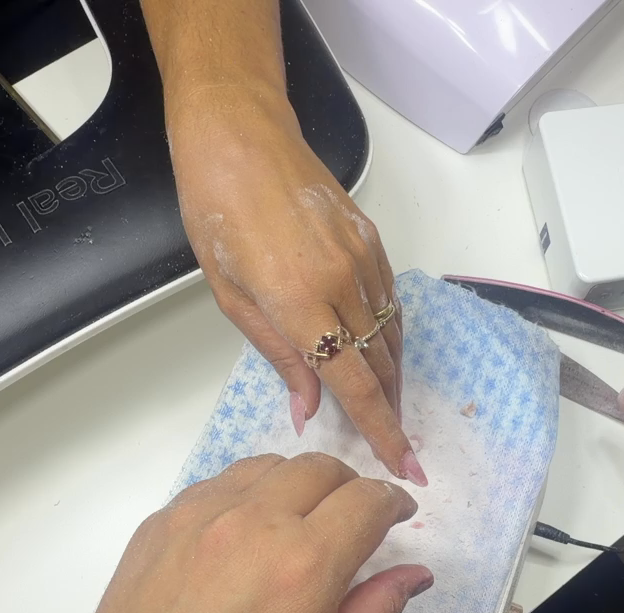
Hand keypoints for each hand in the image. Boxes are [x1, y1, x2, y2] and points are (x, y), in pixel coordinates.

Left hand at [60, 454, 431, 612]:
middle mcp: (252, 524)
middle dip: (350, 486)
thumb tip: (417, 573)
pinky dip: (247, 496)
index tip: (399, 516)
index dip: (394, 502)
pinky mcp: (158, 525)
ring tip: (299, 522)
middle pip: (319, 468)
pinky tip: (244, 537)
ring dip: (297, 483)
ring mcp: (197, 518)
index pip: (366, 500)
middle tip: (354, 519)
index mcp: (306, 564)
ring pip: (266, 467)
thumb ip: (380, 610)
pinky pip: (216, 485)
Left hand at [167, 87, 422, 485]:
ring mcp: (364, 261)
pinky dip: (392, 341)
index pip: (354, 384)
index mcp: (300, 302)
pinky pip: (392, 307)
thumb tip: (308, 410)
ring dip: (394, 381)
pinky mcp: (374, 243)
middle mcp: (342, 284)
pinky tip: (385, 357)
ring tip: (390, 411)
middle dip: (392, 414)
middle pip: (382, 367)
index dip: (382, 431)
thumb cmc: (217, 214)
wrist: (241, 135)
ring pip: (393, 339)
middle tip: (397, 449)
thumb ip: (279, 356)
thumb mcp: (232, 297)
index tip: (405, 467)